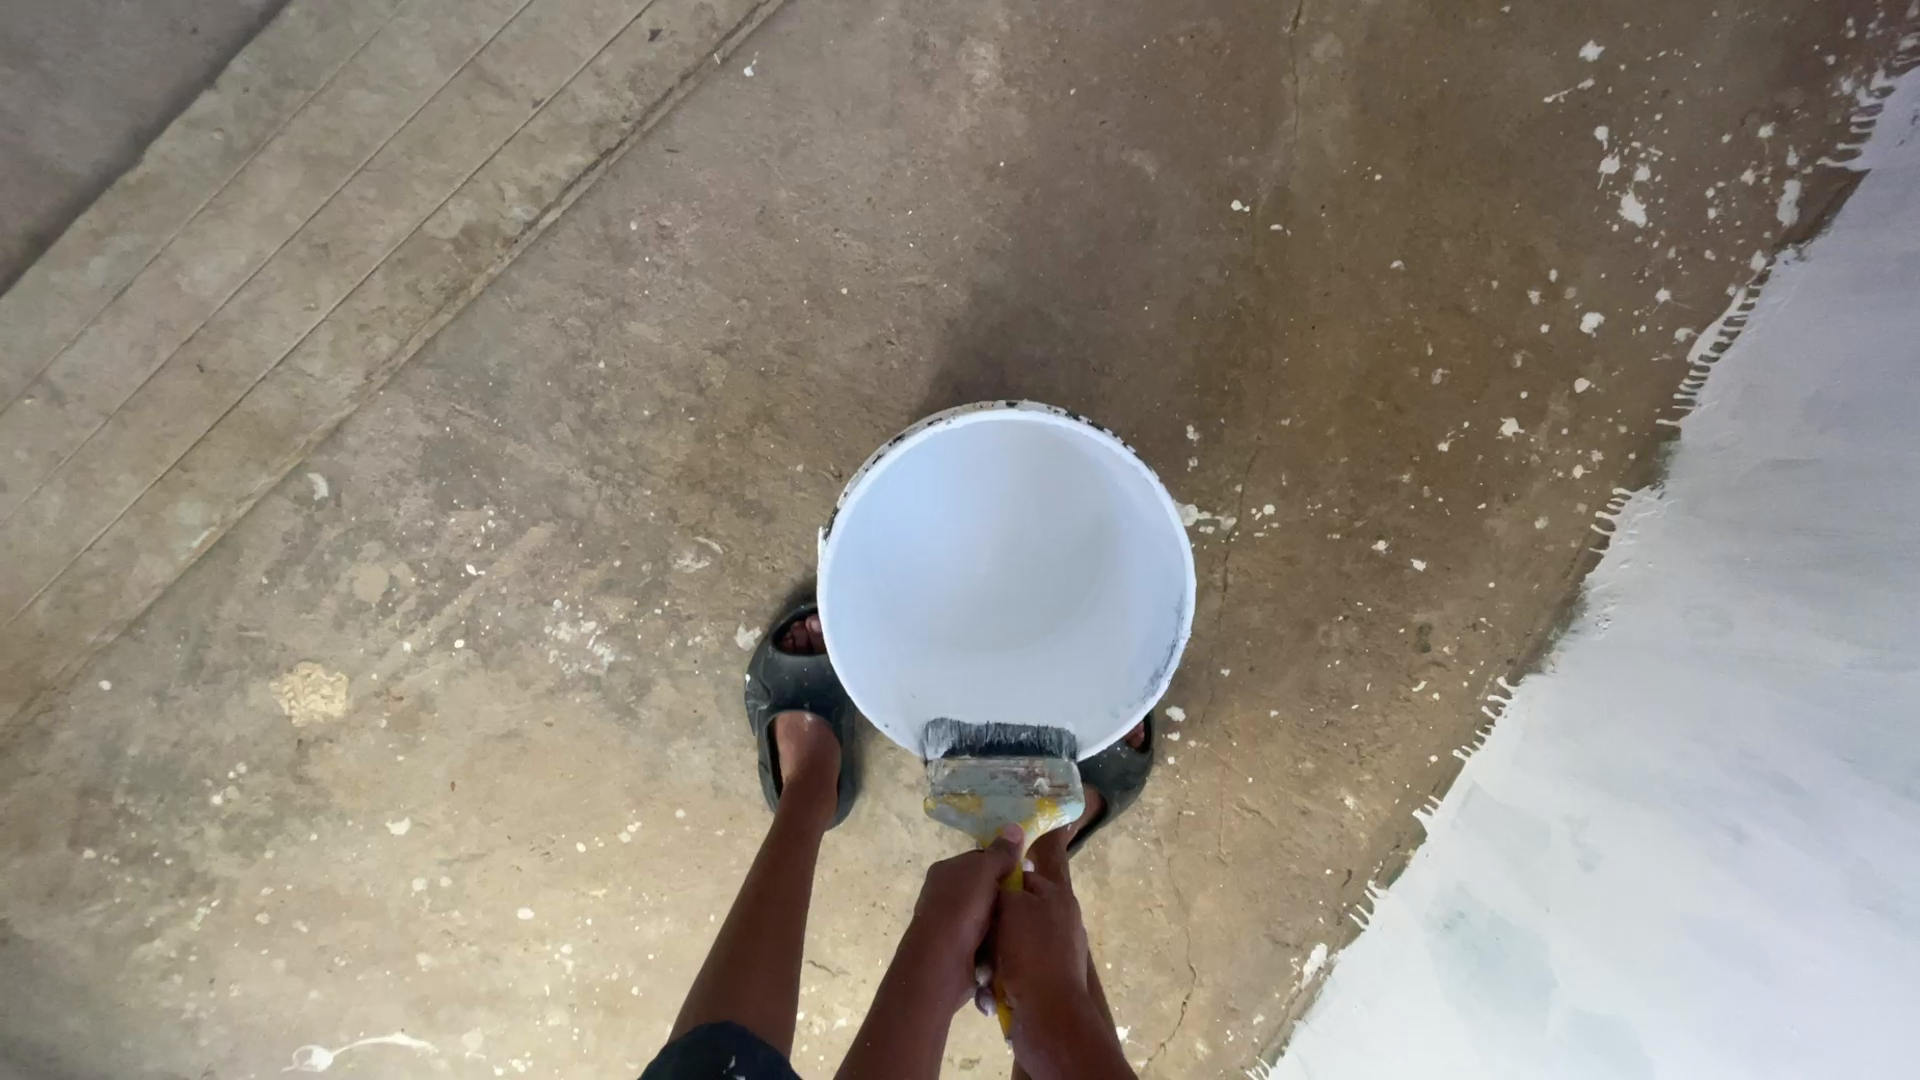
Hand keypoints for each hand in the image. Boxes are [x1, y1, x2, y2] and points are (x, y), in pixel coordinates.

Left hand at [898, 825, 1022, 1007]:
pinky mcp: (955, 950)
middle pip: (982, 888)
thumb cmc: (961, 908)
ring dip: (999, 922)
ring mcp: (947, 923)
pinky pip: (981, 940)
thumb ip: (1001, 852)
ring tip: (1020, 925)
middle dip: (1002, 895)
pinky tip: (1008, 945)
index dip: (1001, 863)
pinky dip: (993, 943)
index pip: (978, 860)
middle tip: (1025, 902)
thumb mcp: (984, 871)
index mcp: (946, 870)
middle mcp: (943, 894)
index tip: (1022, 873)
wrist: (941, 961)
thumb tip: (1015, 827)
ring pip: (984, 916)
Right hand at [994, 836, 1128, 1078]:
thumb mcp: (1014, 906)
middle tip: (977, 940)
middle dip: (992, 931)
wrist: (1049, 1016)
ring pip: (1009, 949)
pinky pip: (1014, 975)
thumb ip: (1005, 891)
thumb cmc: (1031, 952)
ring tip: (983, 976)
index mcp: (1059, 900)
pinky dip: (1000, 984)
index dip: (1001, 884)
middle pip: (1014, 917)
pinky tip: (989, 993)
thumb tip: (1002, 891)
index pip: (1026, 878)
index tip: (978, 894)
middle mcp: (1058, 926)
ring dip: (991, 961)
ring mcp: (1052, 958)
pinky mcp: (1043, 986)